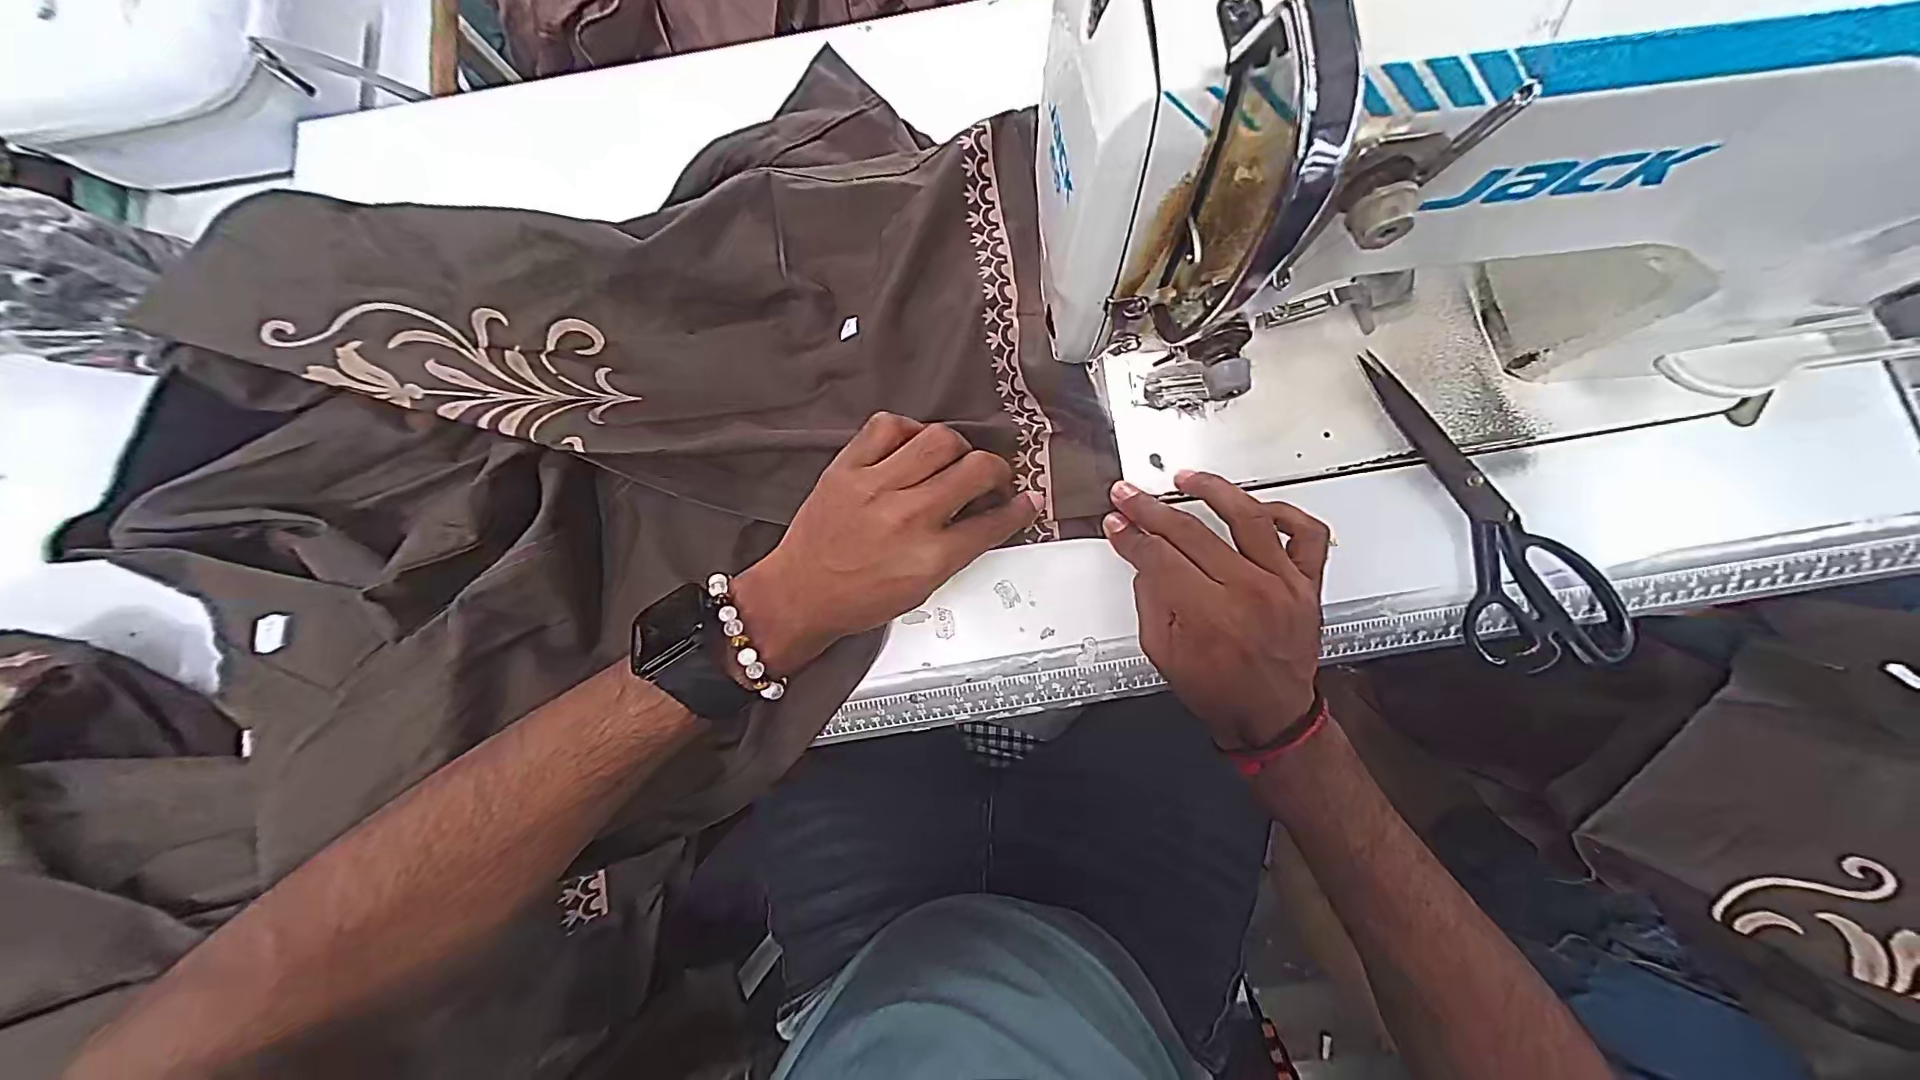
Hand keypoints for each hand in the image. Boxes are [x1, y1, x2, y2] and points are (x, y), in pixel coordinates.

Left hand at [731, 412, 1041, 673]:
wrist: (799, 595)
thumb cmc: (858, 599)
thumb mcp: (922, 588)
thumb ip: (959, 550)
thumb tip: (988, 518)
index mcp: (929, 557)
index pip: (992, 522)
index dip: (1019, 508)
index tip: (1026, 500)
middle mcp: (907, 517)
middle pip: (976, 470)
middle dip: (996, 471)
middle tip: (991, 479)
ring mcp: (874, 488)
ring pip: (939, 439)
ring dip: (957, 448)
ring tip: (952, 460)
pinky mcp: (846, 469)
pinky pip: (887, 426)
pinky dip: (908, 430)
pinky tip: (911, 446)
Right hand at [1104, 471, 1331, 749]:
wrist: (1271, 716)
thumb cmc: (1221, 691)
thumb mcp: (1163, 653)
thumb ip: (1150, 601)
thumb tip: (1144, 560)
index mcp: (1208, 615)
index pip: (1158, 556)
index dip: (1130, 535)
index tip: (1118, 523)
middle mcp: (1248, 592)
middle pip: (1190, 532)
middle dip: (1150, 509)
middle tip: (1130, 496)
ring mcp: (1282, 584)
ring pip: (1247, 516)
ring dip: (1211, 489)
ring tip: (1187, 478)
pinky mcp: (1306, 583)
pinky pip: (1305, 533)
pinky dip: (1284, 511)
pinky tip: (1258, 504)